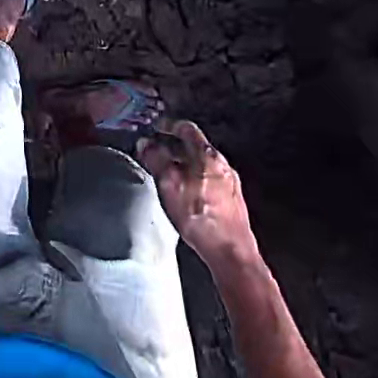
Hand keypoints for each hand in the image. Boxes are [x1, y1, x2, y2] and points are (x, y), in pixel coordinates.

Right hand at [138, 120, 259, 272]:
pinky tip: (186, 194)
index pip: (187, 129)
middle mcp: (222, 165)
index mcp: (208, 155)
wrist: (231, 252)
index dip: (169, 125)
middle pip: (196, 147)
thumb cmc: (200, 216)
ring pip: (202, 165)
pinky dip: (194, 179)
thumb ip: (156, 159)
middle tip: (157, 151)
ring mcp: (230, 184)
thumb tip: (145, 143)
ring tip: (168, 173)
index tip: (157, 127)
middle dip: (174, 147)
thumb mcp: (169, 183)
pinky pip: (210, 181)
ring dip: (184, 164)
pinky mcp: (232, 202)